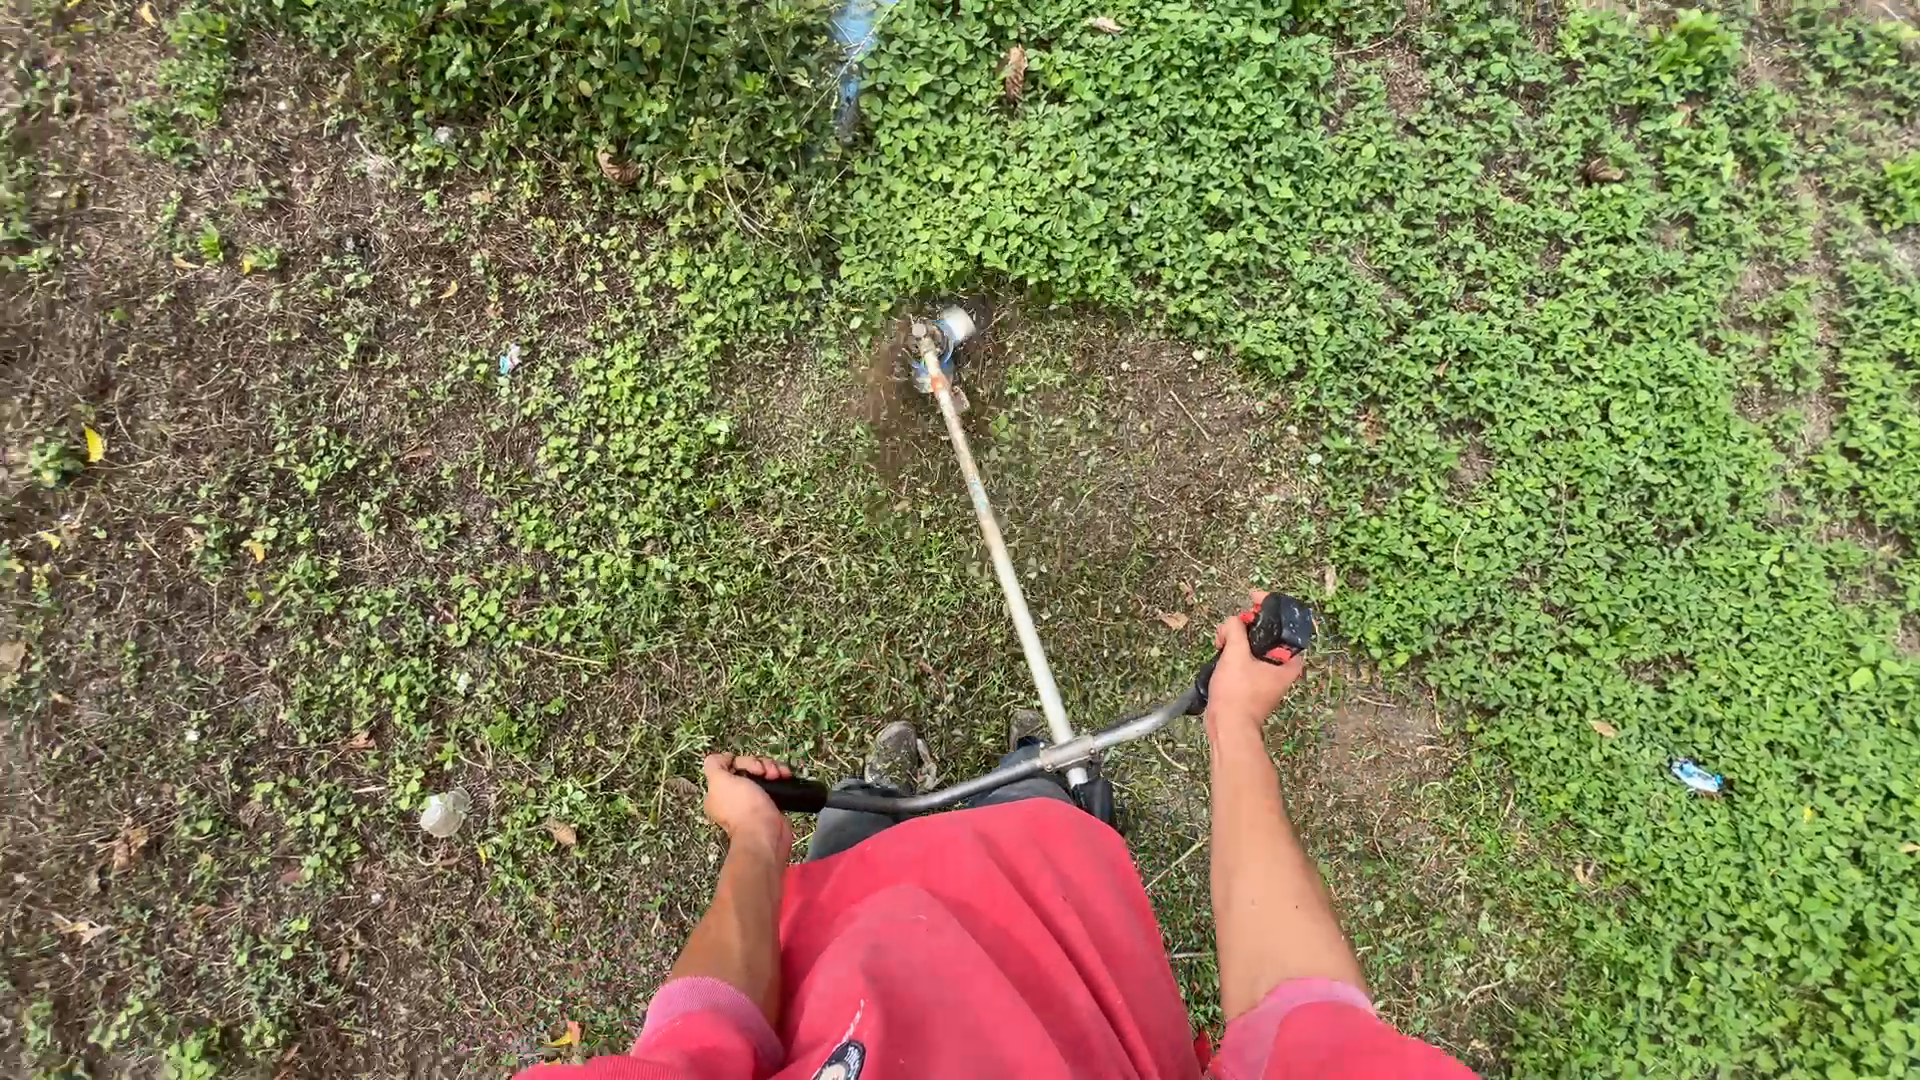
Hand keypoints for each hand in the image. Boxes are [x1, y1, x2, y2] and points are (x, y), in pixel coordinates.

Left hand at [700, 753, 794, 851]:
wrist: (766, 831)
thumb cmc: (743, 807)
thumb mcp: (720, 782)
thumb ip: (714, 765)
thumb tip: (722, 757)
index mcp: (718, 792)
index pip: (730, 765)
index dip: (742, 762)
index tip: (751, 769)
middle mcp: (734, 795)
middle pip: (747, 767)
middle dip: (759, 765)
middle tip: (765, 773)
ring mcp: (752, 799)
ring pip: (762, 772)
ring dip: (772, 768)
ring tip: (778, 776)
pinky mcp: (769, 802)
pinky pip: (773, 781)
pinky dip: (780, 776)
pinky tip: (785, 777)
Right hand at [1206, 589, 1307, 733]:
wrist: (1228, 726)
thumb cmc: (1237, 693)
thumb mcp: (1235, 654)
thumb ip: (1236, 630)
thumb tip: (1233, 622)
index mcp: (1290, 660)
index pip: (1287, 624)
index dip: (1269, 607)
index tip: (1252, 598)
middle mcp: (1283, 666)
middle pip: (1267, 632)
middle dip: (1245, 625)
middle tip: (1230, 626)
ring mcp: (1269, 674)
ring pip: (1254, 644)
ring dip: (1236, 638)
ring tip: (1221, 642)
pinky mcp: (1254, 681)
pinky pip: (1246, 657)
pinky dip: (1234, 651)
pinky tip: (1220, 652)